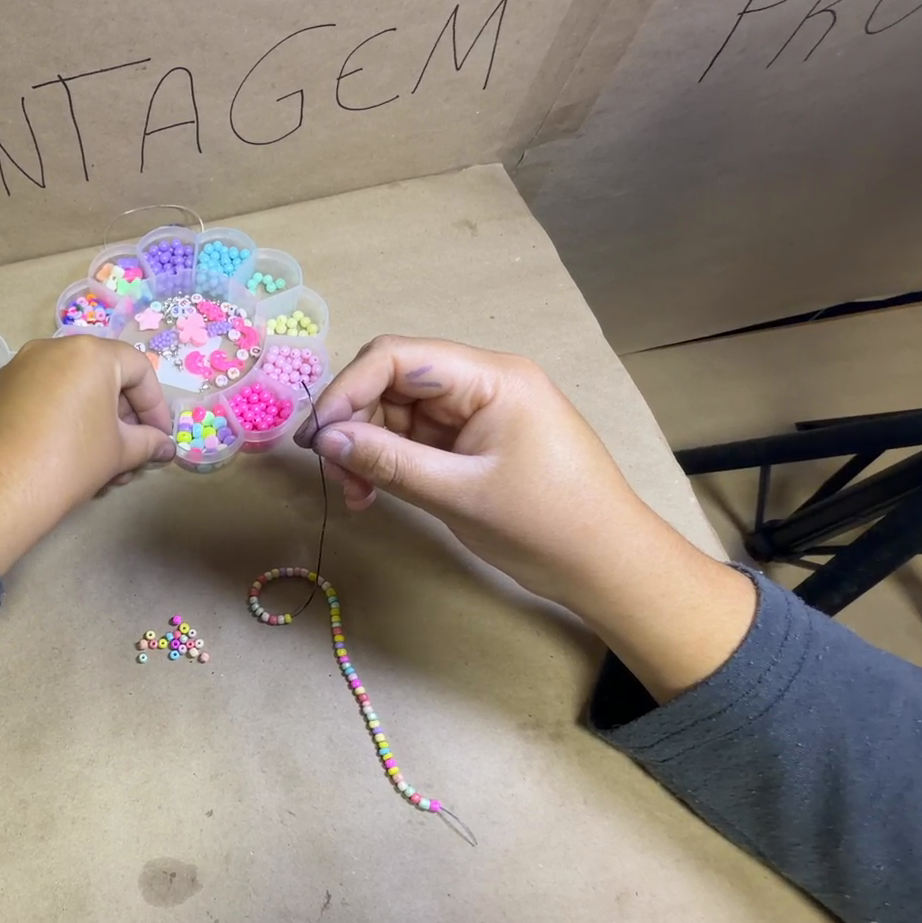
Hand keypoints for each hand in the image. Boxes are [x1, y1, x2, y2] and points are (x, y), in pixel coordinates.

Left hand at [0, 335, 173, 573]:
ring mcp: (20, 366)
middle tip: (132, 455)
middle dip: (124, 417)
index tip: (161, 439)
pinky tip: (67, 456)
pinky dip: (64, 418)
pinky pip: (44, 396)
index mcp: (89, 352)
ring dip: (95, 422)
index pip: (139, 369)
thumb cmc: (68, 464)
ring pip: (72, 388)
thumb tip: (164, 446)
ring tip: (100, 465)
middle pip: (104, 375)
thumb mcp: (117, 453)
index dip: (156, 406)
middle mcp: (52, 347)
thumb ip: (147, 443)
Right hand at [297, 336, 754, 700]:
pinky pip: (408, 438)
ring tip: (355, 495)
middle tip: (332, 473)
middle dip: (352, 423)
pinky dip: (383, 463)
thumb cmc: (545, 525)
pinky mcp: (466, 439)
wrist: (605, 566)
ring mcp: (471, 411)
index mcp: (490, 377)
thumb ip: (387, 461)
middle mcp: (478, 382)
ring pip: (392, 412)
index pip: (395, 357)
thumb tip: (324, 440)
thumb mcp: (458, 493)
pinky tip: (371, 494)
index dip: (345, 390)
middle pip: (389, 381)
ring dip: (364, 449)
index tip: (315, 438)